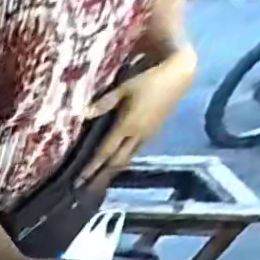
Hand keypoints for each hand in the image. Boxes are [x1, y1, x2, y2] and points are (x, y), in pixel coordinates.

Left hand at [80, 50, 196, 185]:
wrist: (181, 74)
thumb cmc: (150, 79)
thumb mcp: (125, 88)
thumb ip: (104, 102)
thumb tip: (83, 113)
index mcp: (127, 126)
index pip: (105, 152)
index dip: (91, 168)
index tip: (79, 181)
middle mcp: (137, 134)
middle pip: (116, 161)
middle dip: (100, 175)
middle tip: (85, 186)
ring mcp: (148, 134)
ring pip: (128, 158)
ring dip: (113, 170)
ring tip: (98, 180)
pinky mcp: (155, 132)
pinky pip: (136, 151)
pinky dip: (124, 159)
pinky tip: (116, 163)